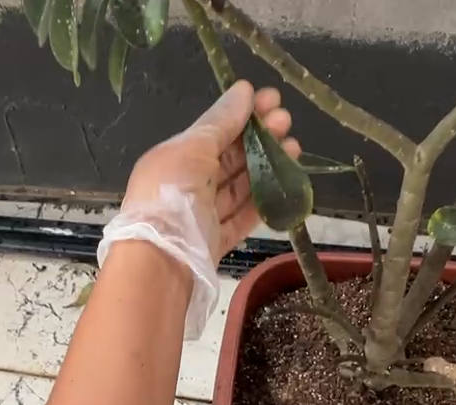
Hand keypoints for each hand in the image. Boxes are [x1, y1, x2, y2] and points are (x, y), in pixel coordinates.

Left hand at [123, 80, 296, 262]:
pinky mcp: (214, 244)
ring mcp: (200, 218)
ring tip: (294, 149)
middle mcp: (185, 187)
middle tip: (287, 122)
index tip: (273, 100)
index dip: (242, 115)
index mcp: (173, 160)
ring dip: (266, 167)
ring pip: (237, 188)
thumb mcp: (192, 148)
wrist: (161, 263)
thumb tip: (243, 90)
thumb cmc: (172, 197)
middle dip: (259, 138)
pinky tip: (284, 186)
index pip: (213, 132)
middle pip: (227, 159)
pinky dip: (261, 203)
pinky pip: (240, 220)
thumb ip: (220, 122)